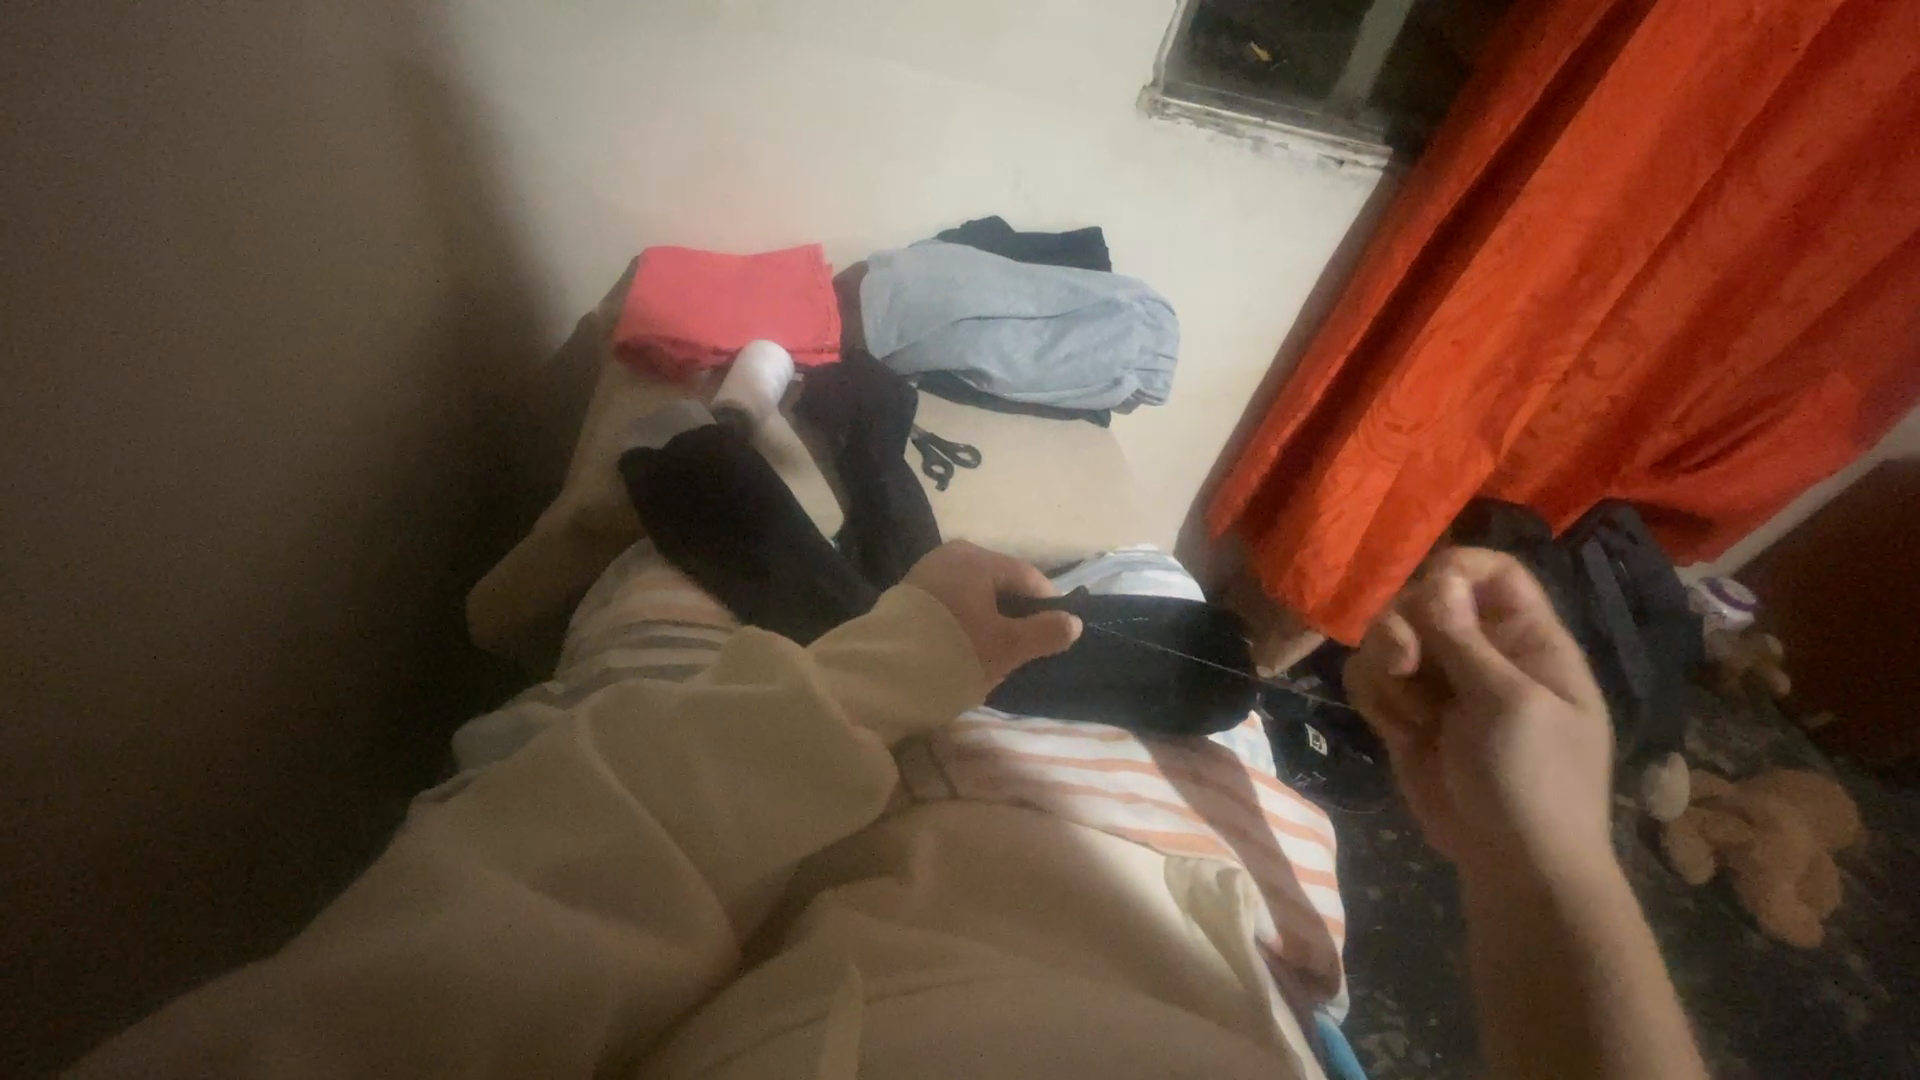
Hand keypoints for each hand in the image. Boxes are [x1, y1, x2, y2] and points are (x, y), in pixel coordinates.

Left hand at [904, 541, 1082, 685]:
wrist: (883, 673)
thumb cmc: (955, 651)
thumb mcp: (1007, 647)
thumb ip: (1045, 632)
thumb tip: (1073, 621)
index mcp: (978, 558)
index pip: (1027, 577)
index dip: (1047, 604)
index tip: (1056, 632)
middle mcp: (950, 555)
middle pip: (997, 584)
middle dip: (1013, 612)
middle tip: (1024, 646)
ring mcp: (924, 573)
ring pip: (971, 594)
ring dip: (986, 618)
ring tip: (993, 651)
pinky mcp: (906, 596)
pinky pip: (948, 604)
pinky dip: (961, 621)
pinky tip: (962, 647)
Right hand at [1344, 548, 1613, 878]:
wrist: (1511, 861)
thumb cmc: (1534, 781)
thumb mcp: (1510, 705)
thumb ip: (1467, 640)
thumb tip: (1436, 577)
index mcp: (1526, 642)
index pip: (1490, 573)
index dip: (1453, 571)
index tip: (1423, 595)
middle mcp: (1478, 651)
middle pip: (1422, 600)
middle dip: (1403, 628)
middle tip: (1404, 664)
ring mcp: (1438, 681)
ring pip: (1385, 637)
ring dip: (1384, 667)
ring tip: (1407, 712)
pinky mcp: (1403, 709)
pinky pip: (1368, 677)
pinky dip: (1373, 697)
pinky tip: (1397, 729)